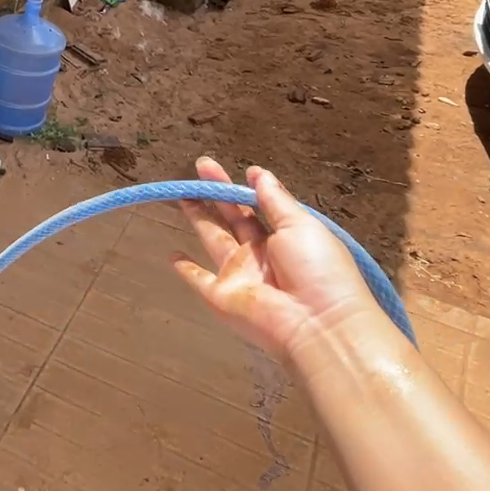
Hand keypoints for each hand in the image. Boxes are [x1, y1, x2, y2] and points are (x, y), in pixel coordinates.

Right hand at [171, 158, 392, 363]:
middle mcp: (259, 253)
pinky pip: (198, 280)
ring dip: (198, 218)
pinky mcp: (219, 295)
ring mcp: (238, 274)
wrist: (317, 324)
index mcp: (283, 236)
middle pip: (232, 217)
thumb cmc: (317, 269)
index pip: (258, 206)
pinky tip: (172, 257)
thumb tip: (257, 173)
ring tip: (182, 195)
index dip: (244, 187)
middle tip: (199, 167)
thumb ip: (276, 200)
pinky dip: (185, 270)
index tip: (232, 168)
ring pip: (213, 239)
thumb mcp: (301, 226)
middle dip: (216, 193)